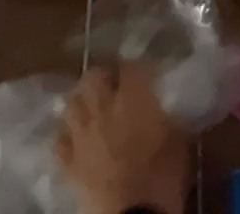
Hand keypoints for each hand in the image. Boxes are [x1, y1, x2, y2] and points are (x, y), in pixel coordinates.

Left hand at [54, 63, 189, 213]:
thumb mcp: (180, 139)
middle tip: (116, 83)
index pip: (130, 64)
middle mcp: (102, 108)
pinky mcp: (67, 163)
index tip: (147, 71)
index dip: (137, 64)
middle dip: (104, 75)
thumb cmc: (162, 175)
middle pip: (93, 76)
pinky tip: (76, 138)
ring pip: (71, 104)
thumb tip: (168, 105)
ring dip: (82, 101)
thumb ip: (171, 115)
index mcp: (133, 98)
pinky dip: (67, 136)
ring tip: (94, 106)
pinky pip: (59, 141)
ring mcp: (80, 136)